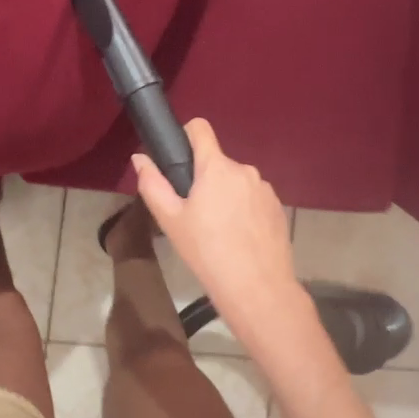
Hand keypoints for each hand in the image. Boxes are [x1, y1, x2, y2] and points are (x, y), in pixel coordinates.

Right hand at [131, 119, 305, 339]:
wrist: (258, 288)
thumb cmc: (208, 252)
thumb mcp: (171, 221)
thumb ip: (153, 185)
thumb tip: (140, 159)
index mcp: (216, 167)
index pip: (201, 128)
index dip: (187, 136)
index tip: (180, 158)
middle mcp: (244, 169)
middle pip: (217, 163)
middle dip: (205, 180)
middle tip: (195, 214)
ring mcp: (265, 188)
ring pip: (236, 182)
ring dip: (226, 196)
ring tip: (219, 232)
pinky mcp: (278, 207)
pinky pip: (254, 199)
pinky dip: (245, 210)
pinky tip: (240, 238)